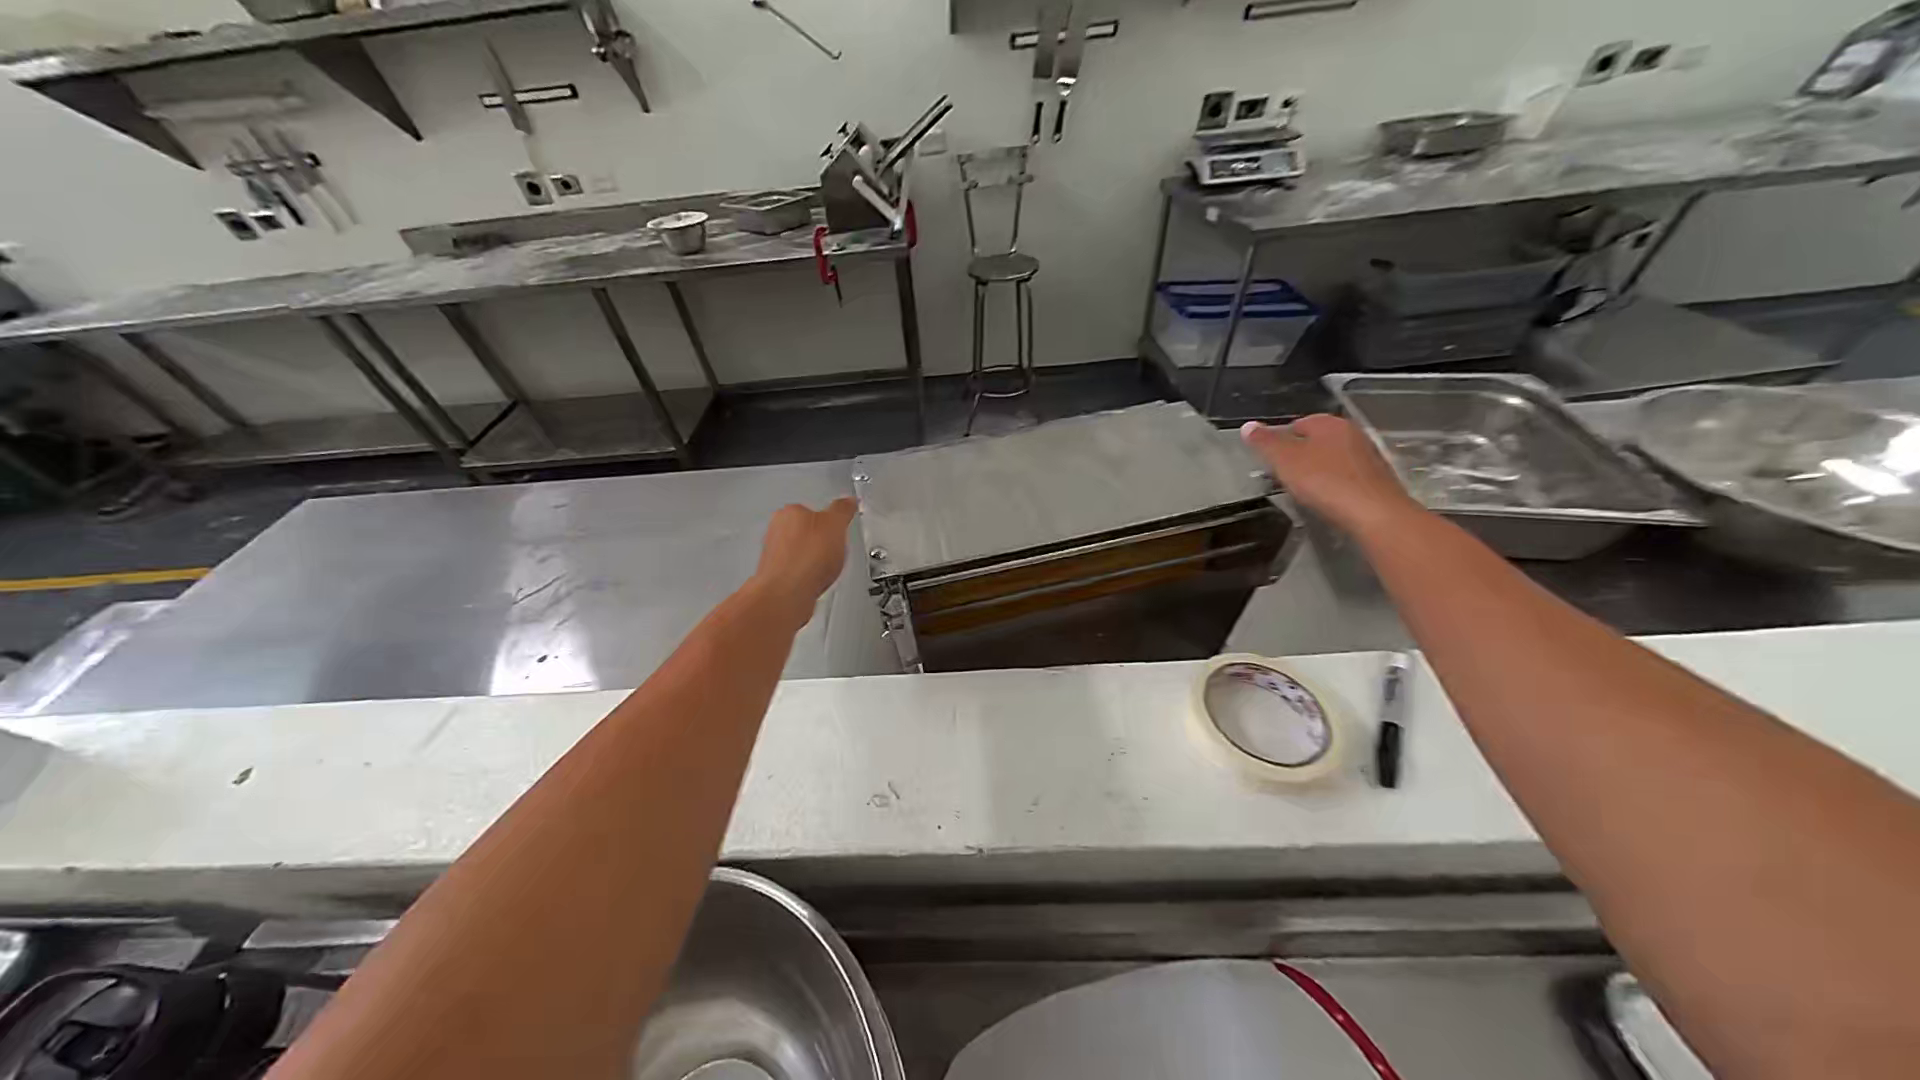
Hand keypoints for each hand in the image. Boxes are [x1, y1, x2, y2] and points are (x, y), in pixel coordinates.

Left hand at [750, 497, 857, 627]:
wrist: (787, 594)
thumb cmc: (805, 559)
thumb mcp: (836, 525)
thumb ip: (843, 510)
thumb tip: (848, 502)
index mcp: (790, 512)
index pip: (815, 509)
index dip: (831, 521)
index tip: (840, 527)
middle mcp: (776, 530)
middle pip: (806, 531)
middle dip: (821, 540)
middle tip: (833, 549)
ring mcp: (774, 554)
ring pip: (800, 552)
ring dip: (813, 559)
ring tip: (824, 567)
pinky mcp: (776, 576)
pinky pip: (796, 571)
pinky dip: (807, 575)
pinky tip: (814, 580)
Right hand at [1242, 415, 1425, 537]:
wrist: (1374, 513)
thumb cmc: (1324, 482)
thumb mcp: (1284, 460)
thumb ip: (1264, 442)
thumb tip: (1247, 426)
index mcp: (1328, 423)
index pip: (1295, 424)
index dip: (1279, 442)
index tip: (1272, 462)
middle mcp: (1352, 432)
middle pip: (1316, 441)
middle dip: (1300, 456)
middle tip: (1286, 477)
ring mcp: (1368, 455)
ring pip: (1333, 458)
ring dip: (1319, 471)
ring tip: (1306, 491)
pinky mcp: (1377, 478)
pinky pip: (1347, 476)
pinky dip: (1336, 485)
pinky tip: (1329, 499)